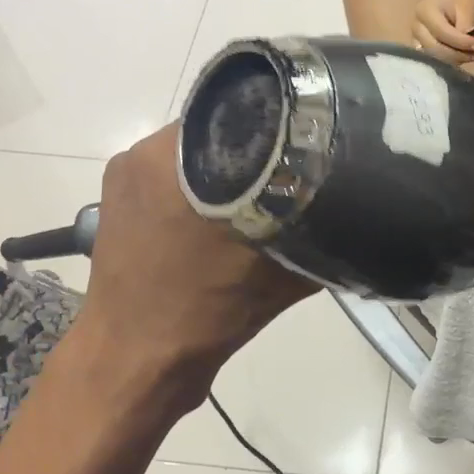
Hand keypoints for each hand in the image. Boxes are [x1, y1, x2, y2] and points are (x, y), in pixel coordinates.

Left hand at [76, 122, 313, 384]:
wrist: (134, 363)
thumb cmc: (206, 313)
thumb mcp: (284, 273)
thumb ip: (319, 231)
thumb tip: (357, 204)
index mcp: (174, 156)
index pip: (244, 110)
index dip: (284, 126)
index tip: (313, 144)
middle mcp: (143, 153)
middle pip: (219, 132)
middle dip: (256, 150)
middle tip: (295, 171)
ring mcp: (124, 177)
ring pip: (194, 156)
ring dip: (226, 171)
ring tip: (262, 197)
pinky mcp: (116, 203)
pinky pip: (170, 179)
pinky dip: (198, 191)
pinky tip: (225, 219)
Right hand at [413, 0, 473, 63]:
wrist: (464, 9)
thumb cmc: (467, 4)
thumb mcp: (470, 3)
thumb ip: (466, 18)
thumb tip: (463, 32)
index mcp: (424, 10)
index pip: (442, 33)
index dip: (462, 41)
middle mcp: (416, 27)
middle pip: (436, 49)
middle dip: (461, 53)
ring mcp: (417, 42)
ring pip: (437, 60)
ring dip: (459, 59)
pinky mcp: (422, 54)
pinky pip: (438, 65)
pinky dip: (454, 63)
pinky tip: (467, 56)